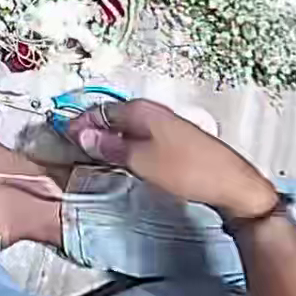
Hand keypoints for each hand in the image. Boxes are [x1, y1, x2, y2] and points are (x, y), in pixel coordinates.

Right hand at [68, 99, 278, 217]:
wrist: (231, 184)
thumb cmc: (186, 170)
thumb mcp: (141, 161)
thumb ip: (110, 147)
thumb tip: (83, 134)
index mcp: (141, 110)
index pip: (100, 110)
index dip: (80, 123)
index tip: (64, 138)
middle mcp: (150, 111)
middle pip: (112, 116)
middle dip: (92, 129)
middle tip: (74, 149)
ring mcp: (163, 124)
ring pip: (125, 127)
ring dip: (107, 139)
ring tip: (93, 156)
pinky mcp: (171, 139)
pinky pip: (137, 136)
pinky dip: (123, 145)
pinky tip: (121, 160)